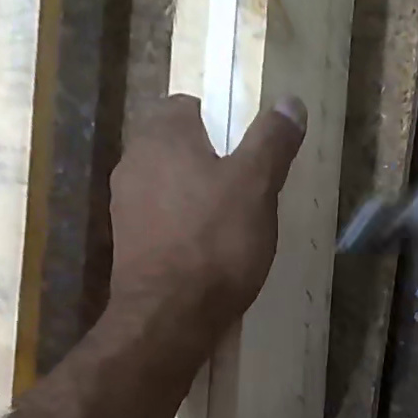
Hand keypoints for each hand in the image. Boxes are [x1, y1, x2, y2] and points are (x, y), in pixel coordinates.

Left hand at [105, 93, 306, 340]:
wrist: (171, 315)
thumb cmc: (218, 240)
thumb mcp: (258, 185)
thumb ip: (273, 140)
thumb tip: (291, 102)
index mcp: (163, 136)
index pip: (189, 105)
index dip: (224, 121)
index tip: (252, 151)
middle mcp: (135, 161)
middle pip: (181, 144)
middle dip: (215, 158)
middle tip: (253, 187)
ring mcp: (126, 202)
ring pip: (173, 180)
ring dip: (201, 191)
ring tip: (237, 220)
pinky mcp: (129, 239)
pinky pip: (165, 214)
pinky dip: (187, 221)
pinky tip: (213, 247)